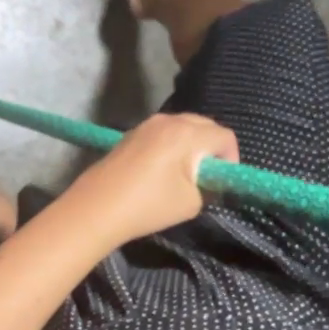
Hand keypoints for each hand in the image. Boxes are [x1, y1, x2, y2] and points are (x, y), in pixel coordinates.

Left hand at [63, 113, 239, 243]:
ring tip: (184, 175)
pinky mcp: (130, 135)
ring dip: (191, 146)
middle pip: (204, 125)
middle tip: (207, 178)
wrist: (96, 208)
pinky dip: (171, 147)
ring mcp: (146, 125)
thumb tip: (206, 182)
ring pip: (182, 127)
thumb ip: (208, 188)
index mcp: (187, 134)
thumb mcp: (191, 203)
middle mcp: (168, 121)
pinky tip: (162, 172)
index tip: (223, 182)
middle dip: (212, 149)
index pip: (225, 137)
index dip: (231, 159)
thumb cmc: (148, 206)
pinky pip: (162, 134)